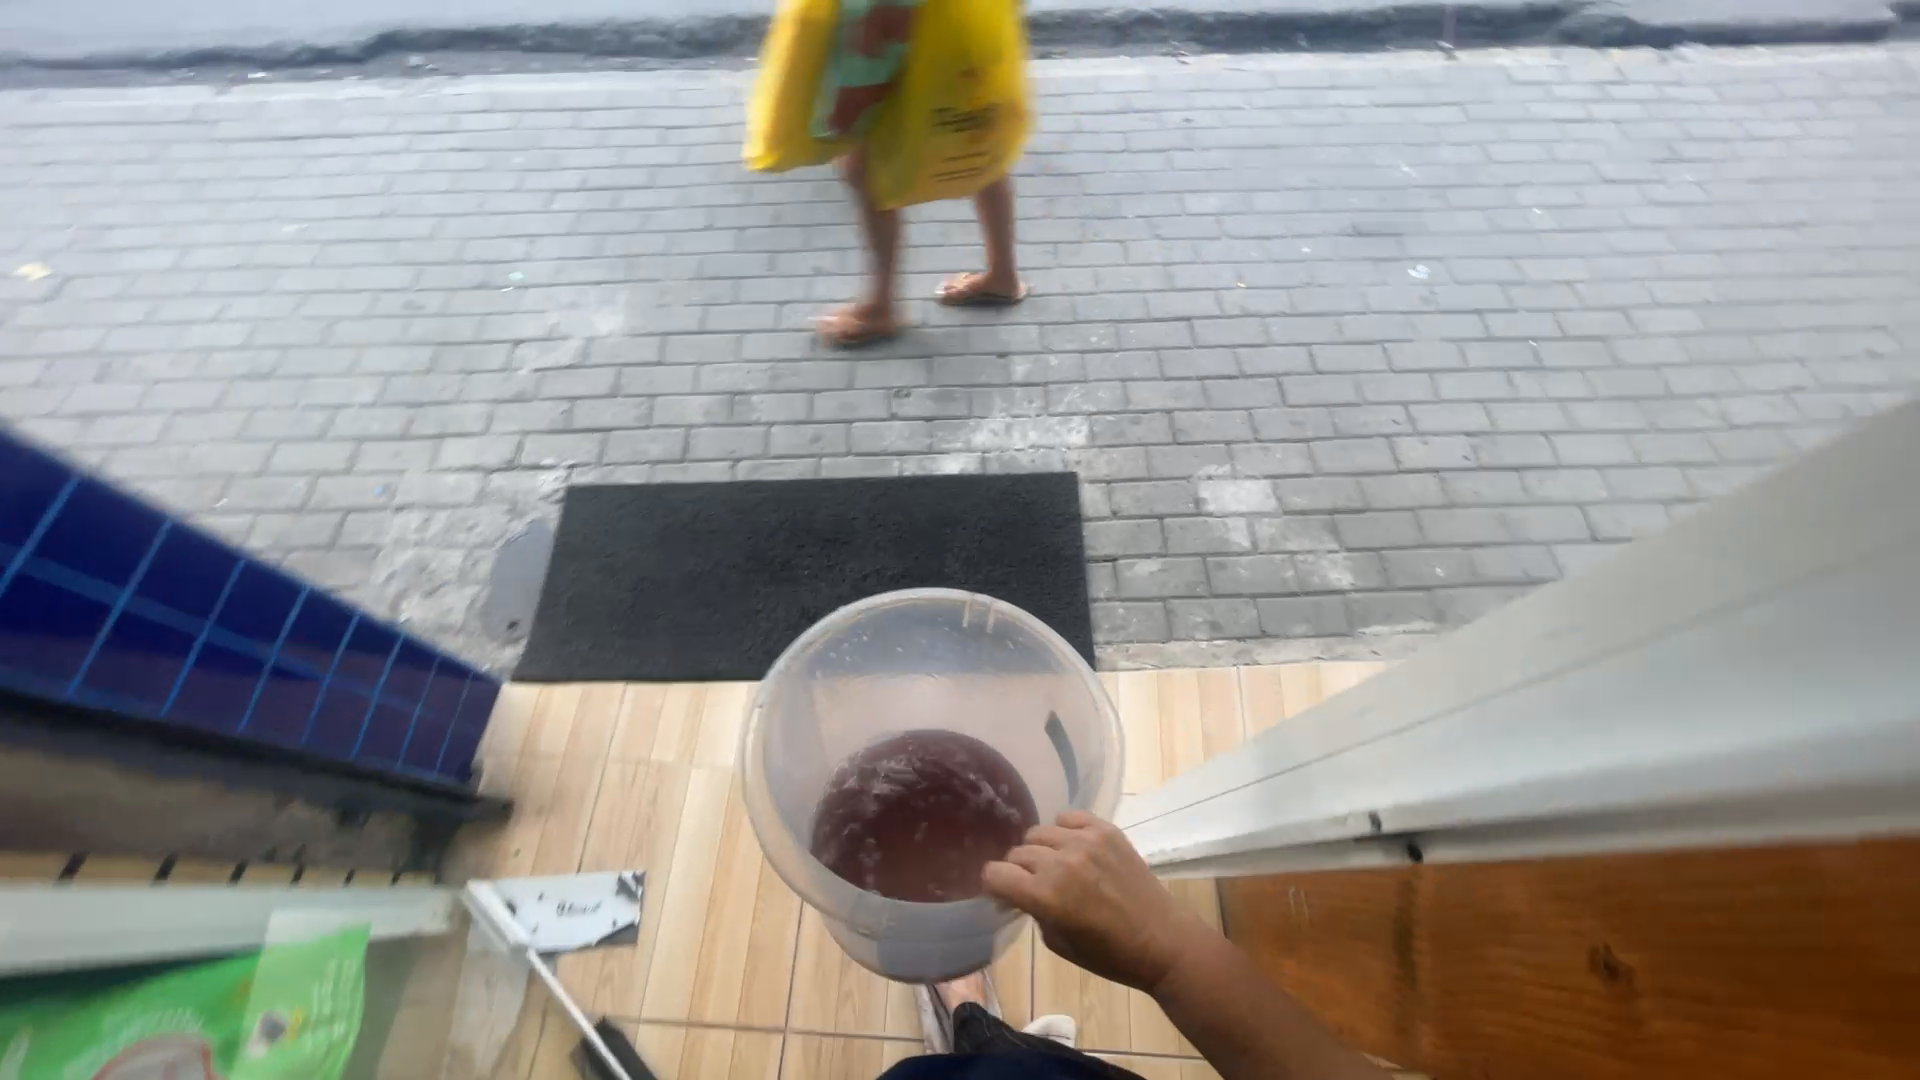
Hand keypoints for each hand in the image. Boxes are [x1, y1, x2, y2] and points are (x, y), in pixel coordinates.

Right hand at [981, 810, 1204, 992]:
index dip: (993, 884)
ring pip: (1039, 832)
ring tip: (1055, 864)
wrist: (1161, 940)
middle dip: (1018, 870)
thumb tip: (1017, 892)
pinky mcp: (1104, 829)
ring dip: (1040, 850)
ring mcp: (1084, 841)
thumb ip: (1033, 911)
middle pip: (1017, 853)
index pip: (995, 874)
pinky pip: (1068, 817)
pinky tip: (1074, 848)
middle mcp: (1060, 862)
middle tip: (1031, 884)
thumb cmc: (1108, 954)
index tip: (1001, 892)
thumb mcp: (1058, 943)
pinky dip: (1064, 831)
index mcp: (1045, 896)